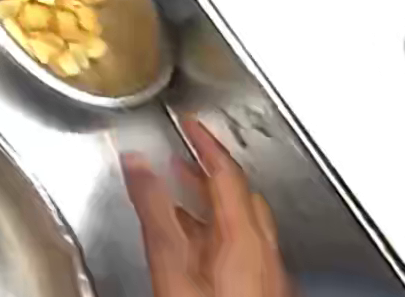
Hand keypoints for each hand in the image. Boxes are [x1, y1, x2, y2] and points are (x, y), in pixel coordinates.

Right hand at [123, 117, 290, 296]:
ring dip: (214, 199)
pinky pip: (244, 248)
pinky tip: (194, 238)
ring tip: (181, 188)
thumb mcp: (168, 261)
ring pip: (247, 225)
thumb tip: (136, 159)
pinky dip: (218, 227)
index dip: (208, 144)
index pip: (229, 176)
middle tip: (185, 151)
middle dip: (213, 169)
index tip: (189, 122)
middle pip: (245, 199)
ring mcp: (267, 282)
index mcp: (244, 240)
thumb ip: (152, 206)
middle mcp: (265, 258)